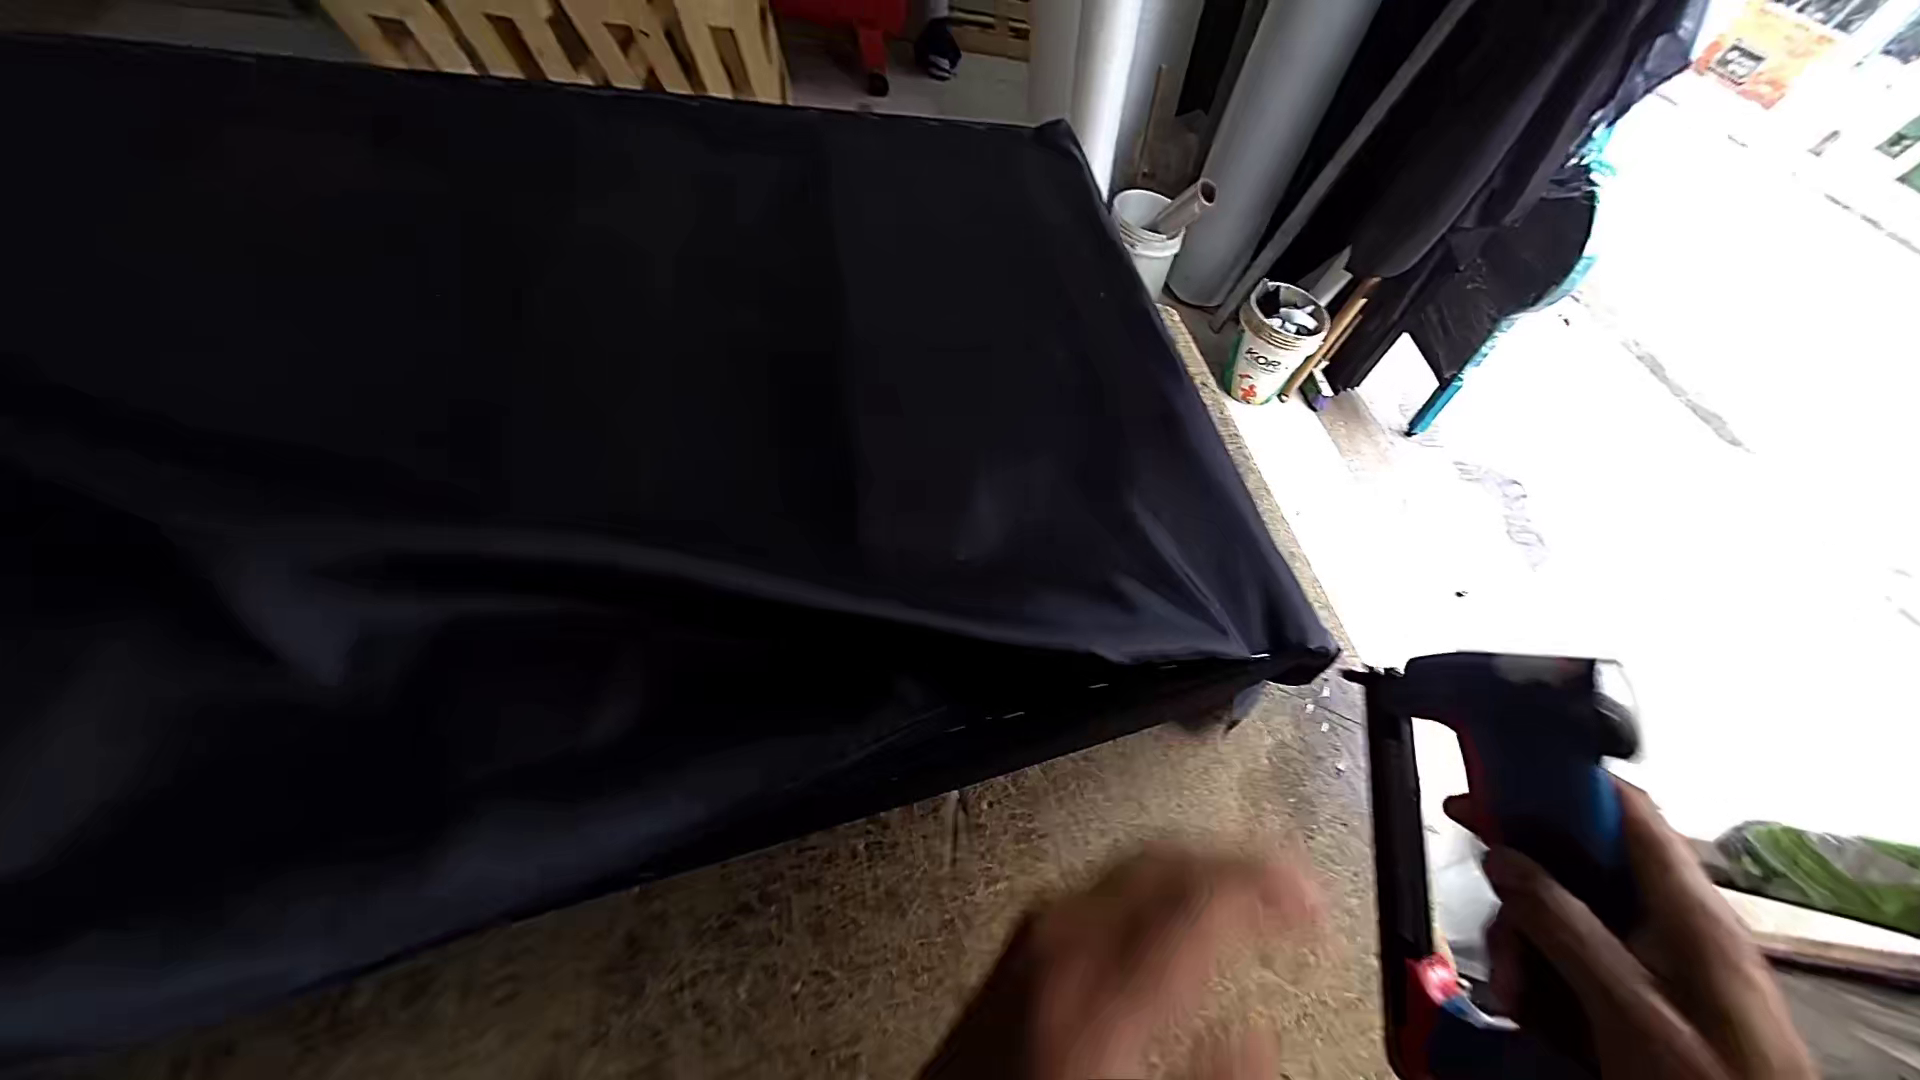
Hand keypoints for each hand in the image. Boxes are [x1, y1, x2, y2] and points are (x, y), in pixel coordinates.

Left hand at [920, 846, 1319, 1079]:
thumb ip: (1203, 1075)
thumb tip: (1257, 1039)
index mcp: (1097, 982)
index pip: (1194, 898)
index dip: (1263, 884)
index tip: (1307, 895)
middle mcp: (1063, 934)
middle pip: (1164, 864)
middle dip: (1233, 864)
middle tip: (1286, 884)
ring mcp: (1038, 925)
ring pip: (1134, 861)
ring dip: (1196, 865)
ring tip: (1243, 886)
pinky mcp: (1027, 932)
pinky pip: (1105, 880)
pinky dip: (1155, 878)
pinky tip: (1174, 902)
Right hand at [1445, 781, 1815, 1079]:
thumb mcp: (1627, 1008)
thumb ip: (1561, 925)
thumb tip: (1499, 856)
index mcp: (1689, 911)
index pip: (1627, 810)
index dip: (1561, 781)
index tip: (1496, 778)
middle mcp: (1677, 920)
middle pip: (1578, 857)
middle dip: (1520, 873)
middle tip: (1474, 860)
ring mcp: (1662, 952)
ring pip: (1566, 904)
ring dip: (1523, 936)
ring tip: (1512, 987)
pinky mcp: (1648, 981)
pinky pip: (1575, 944)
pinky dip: (1541, 964)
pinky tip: (1528, 1000)